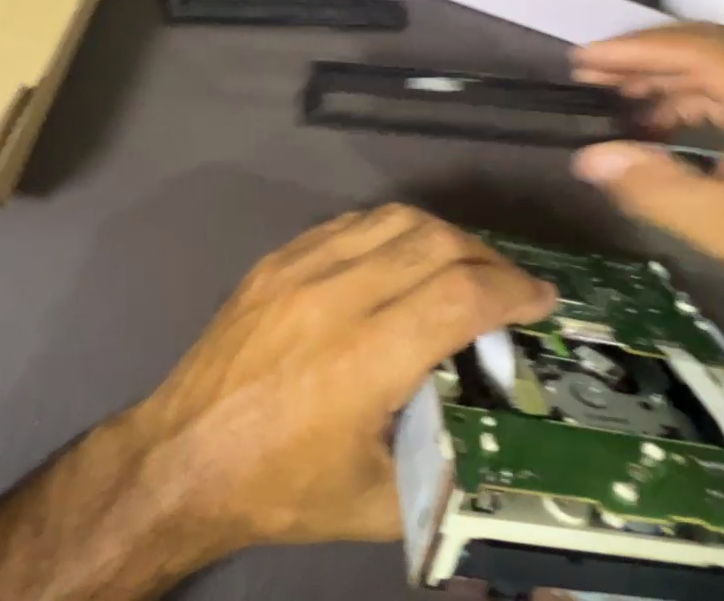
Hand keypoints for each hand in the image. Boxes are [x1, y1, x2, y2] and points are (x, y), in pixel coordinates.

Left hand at [128, 205, 556, 550]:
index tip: (542, 300)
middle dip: (490, 259)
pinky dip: (395, 232)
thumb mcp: (379, 504)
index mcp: (365, 361)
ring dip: (446, 237)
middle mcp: (336, 298)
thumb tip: (496, 429)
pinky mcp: (276, 260)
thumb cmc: (280, 489)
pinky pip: (353, 223)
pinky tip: (405, 259)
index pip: (463, 295)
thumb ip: (448, 464)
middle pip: (438, 243)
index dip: (515, 290)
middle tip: (510, 287)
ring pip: (396, 219)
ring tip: (465, 266)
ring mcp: (299, 269)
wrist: (180, 460)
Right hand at [570, 23, 723, 354]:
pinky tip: (655, 126)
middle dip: (644, 58)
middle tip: (587, 72)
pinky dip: (687, 103)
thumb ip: (656, 189)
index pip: (697, 51)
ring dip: (663, 80)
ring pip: (717, 73)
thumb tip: (590, 158)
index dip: (636, 51)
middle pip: (706, 50)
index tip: (584, 60)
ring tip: (611, 98)